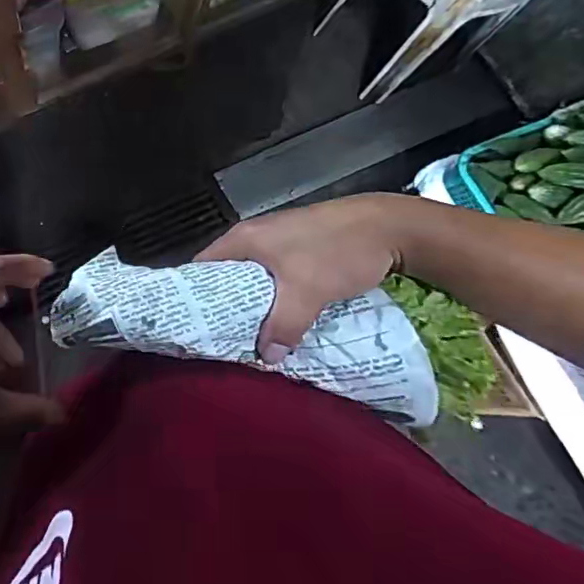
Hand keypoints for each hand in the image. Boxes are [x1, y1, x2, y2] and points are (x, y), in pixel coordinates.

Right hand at [196, 193, 411, 362]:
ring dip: (254, 305)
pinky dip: (274, 297)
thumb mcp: (306, 293)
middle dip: (227, 308)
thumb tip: (267, 358)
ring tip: (253, 336)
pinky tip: (283, 318)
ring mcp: (277, 239)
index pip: (202, 268)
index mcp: (243, 239)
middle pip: (226, 276)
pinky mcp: (298, 247)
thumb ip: (282, 326)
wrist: (388, 226)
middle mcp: (254, 236)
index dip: (195, 297)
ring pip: (254, 278)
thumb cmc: (336, 252)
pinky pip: (275, 277)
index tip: (197, 328)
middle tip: (226, 339)